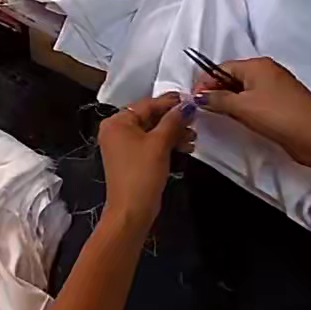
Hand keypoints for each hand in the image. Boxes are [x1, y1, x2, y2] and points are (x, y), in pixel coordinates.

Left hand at [97, 92, 194, 229]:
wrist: (132, 210)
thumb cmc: (141, 173)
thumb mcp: (159, 143)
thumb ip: (173, 121)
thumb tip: (187, 105)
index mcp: (116, 122)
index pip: (146, 104)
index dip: (170, 102)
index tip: (190, 99)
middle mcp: (116, 130)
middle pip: (149, 117)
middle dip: (173, 120)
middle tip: (195, 120)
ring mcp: (122, 146)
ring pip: (152, 131)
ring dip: (173, 133)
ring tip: (192, 137)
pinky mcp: (131, 159)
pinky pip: (150, 144)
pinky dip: (166, 144)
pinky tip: (185, 147)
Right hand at [193, 57, 310, 161]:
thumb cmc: (278, 116)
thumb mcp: (242, 107)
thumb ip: (216, 99)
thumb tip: (198, 96)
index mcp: (256, 65)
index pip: (221, 67)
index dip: (204, 82)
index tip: (193, 100)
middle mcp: (266, 71)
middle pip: (232, 77)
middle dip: (215, 91)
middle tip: (202, 109)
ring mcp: (276, 87)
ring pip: (242, 89)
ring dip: (228, 101)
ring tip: (217, 115)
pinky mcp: (281, 103)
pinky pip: (254, 100)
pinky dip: (242, 107)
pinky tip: (238, 119)